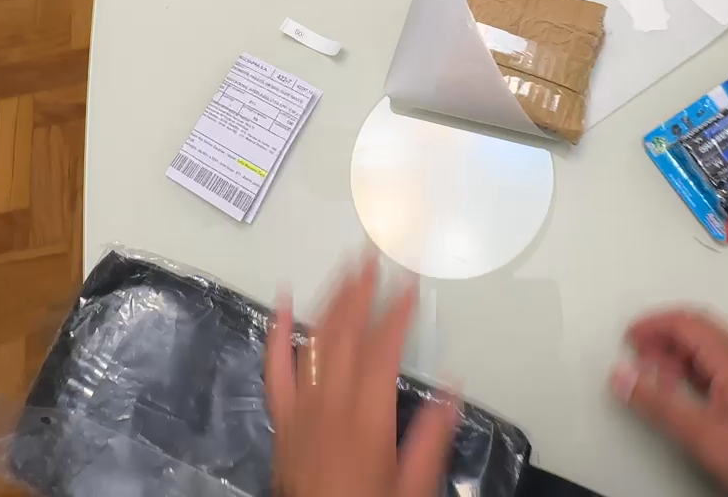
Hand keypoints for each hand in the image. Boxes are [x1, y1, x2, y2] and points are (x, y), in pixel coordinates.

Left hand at [265, 255, 459, 496]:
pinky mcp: (282, 415)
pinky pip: (275, 366)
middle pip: (346, 331)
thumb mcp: (412, 485)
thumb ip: (432, 435)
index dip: (397, 309)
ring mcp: (302, 406)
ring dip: (329, 296)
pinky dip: (276, 329)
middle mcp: (330, 404)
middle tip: (372, 253)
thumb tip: (452, 386)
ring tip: (343, 263)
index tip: (408, 282)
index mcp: (366, 417)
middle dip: (361, 287)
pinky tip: (280, 299)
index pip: (383, 348)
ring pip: (315, 338)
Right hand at [611, 308, 727, 496]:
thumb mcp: (701, 433)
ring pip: (713, 348)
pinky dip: (701, 369)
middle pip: (699, 330)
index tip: (629, 340)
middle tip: (642, 362)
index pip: (686, 322)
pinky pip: (727, 364)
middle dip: (665, 339)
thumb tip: (619, 374)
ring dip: (682, 357)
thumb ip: (657, 402)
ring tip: (664, 386)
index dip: (653, 325)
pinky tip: (693, 396)